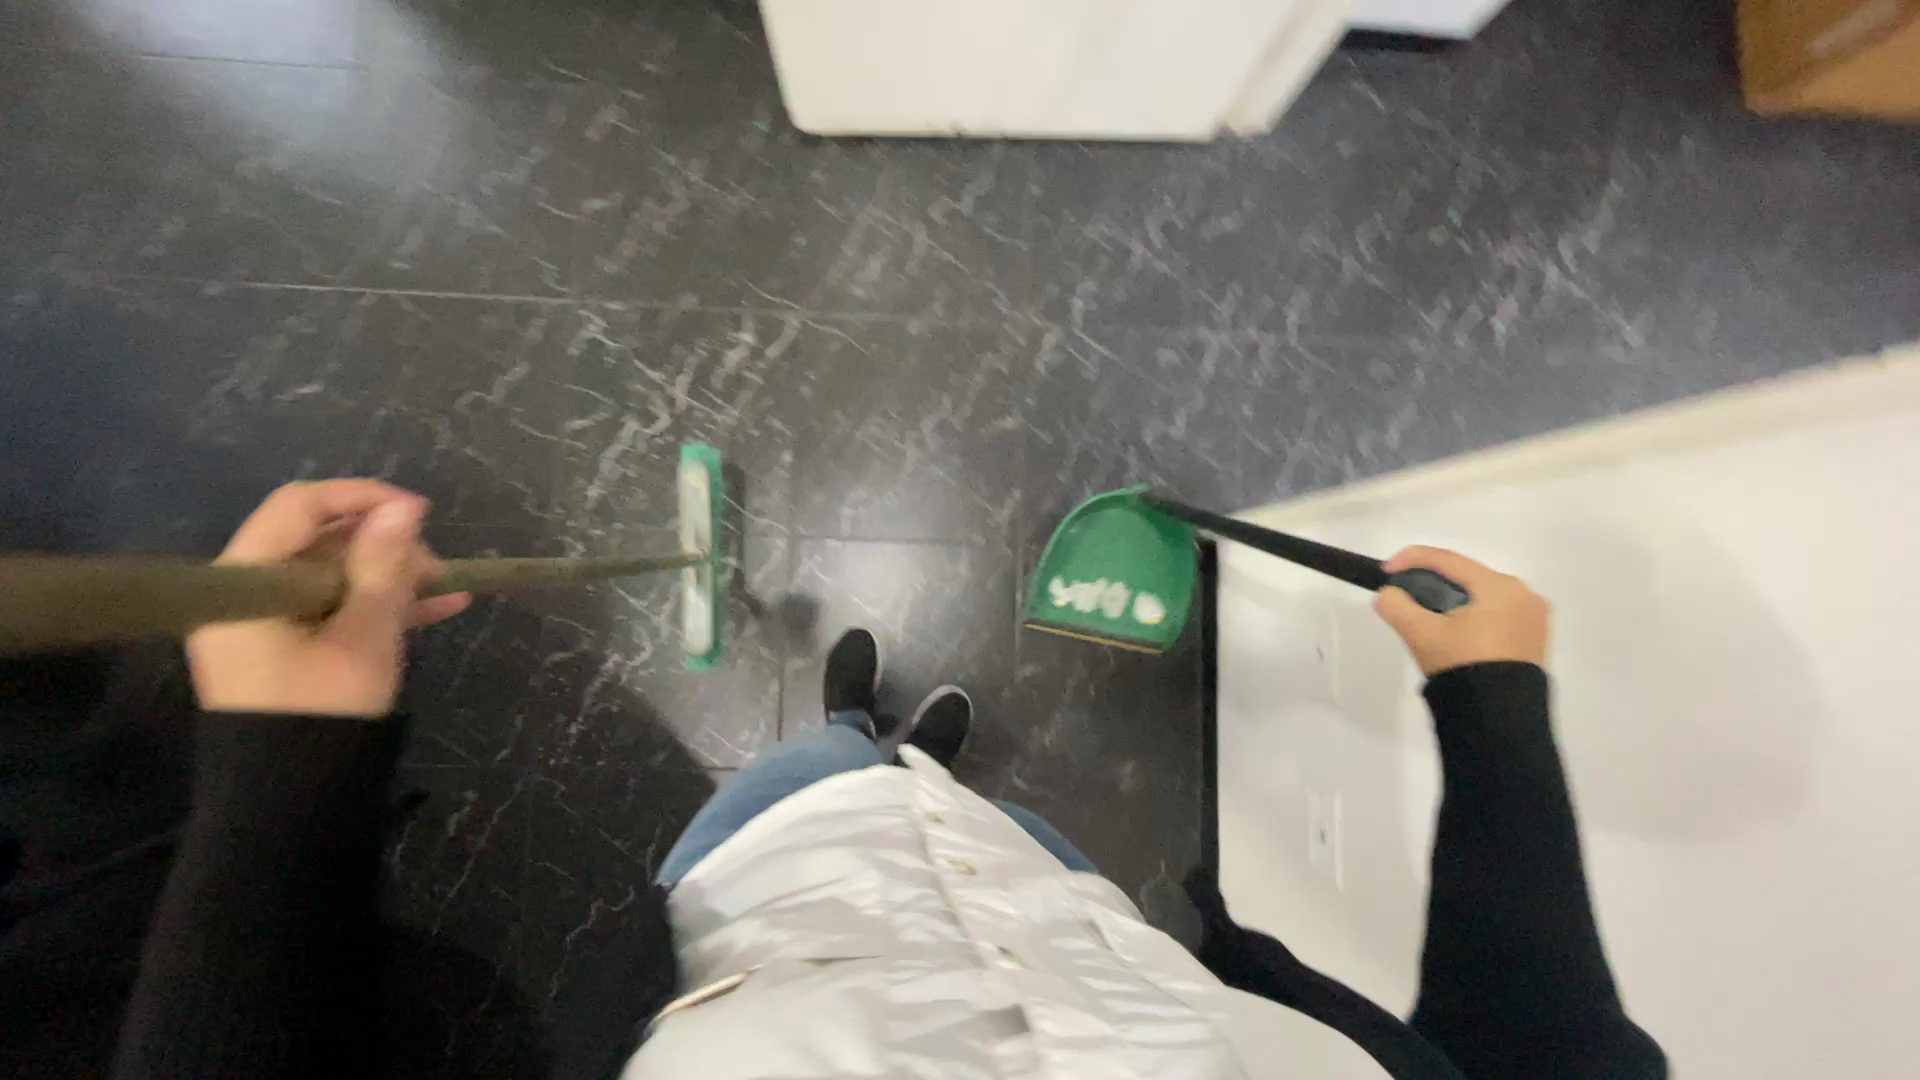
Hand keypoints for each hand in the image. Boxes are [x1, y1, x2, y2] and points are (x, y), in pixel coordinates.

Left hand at [186, 480, 470, 716]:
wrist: (294, 793)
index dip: (362, 499)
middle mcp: (248, 592)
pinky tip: (440, 605)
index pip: (298, 508)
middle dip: (386, 544)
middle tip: (436, 566)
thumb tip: (406, 509)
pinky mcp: (289, 643)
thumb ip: (384, 567)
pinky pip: (338, 605)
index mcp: (245, 582)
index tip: (421, 513)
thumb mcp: (366, 633)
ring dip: (394, 573)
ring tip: (446, 588)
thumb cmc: (324, 707)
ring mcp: (268, 619)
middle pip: (320, 538)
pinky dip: (383, 602)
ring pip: (336, 571)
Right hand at [1374, 546, 1548, 675]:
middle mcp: (1524, 594)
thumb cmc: (1461, 664)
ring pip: (1479, 595)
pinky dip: (1469, 615)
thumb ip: (1394, 604)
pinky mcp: (1533, 637)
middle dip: (1431, 582)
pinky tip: (1452, 631)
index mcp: (1500, 586)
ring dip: (1449, 600)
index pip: (1448, 560)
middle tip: (1404, 596)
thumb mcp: (1419, 632)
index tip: (1384, 570)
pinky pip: (1495, 613)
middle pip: (1465, 577)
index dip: (1411, 558)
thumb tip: (1389, 594)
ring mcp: (1534, 616)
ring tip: (1425, 617)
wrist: (1498, 715)